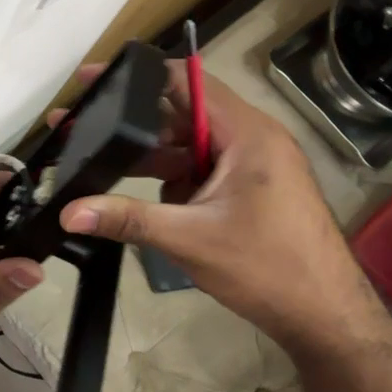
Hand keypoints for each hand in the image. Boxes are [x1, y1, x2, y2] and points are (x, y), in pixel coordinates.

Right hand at [54, 61, 391, 354]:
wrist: (325, 316)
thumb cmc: (267, 268)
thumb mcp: (187, 239)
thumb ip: (125, 218)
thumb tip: (67, 212)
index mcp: (248, 135)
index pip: (187, 81)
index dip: (137, 76)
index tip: (92, 80)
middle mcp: (252, 139)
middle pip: (181, 112)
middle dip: (131, 122)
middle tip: (79, 129)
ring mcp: (252, 165)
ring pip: (188, 144)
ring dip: (149, 157)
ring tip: (99, 167)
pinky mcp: (248, 188)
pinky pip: (199, 168)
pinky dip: (170, 179)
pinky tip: (143, 200)